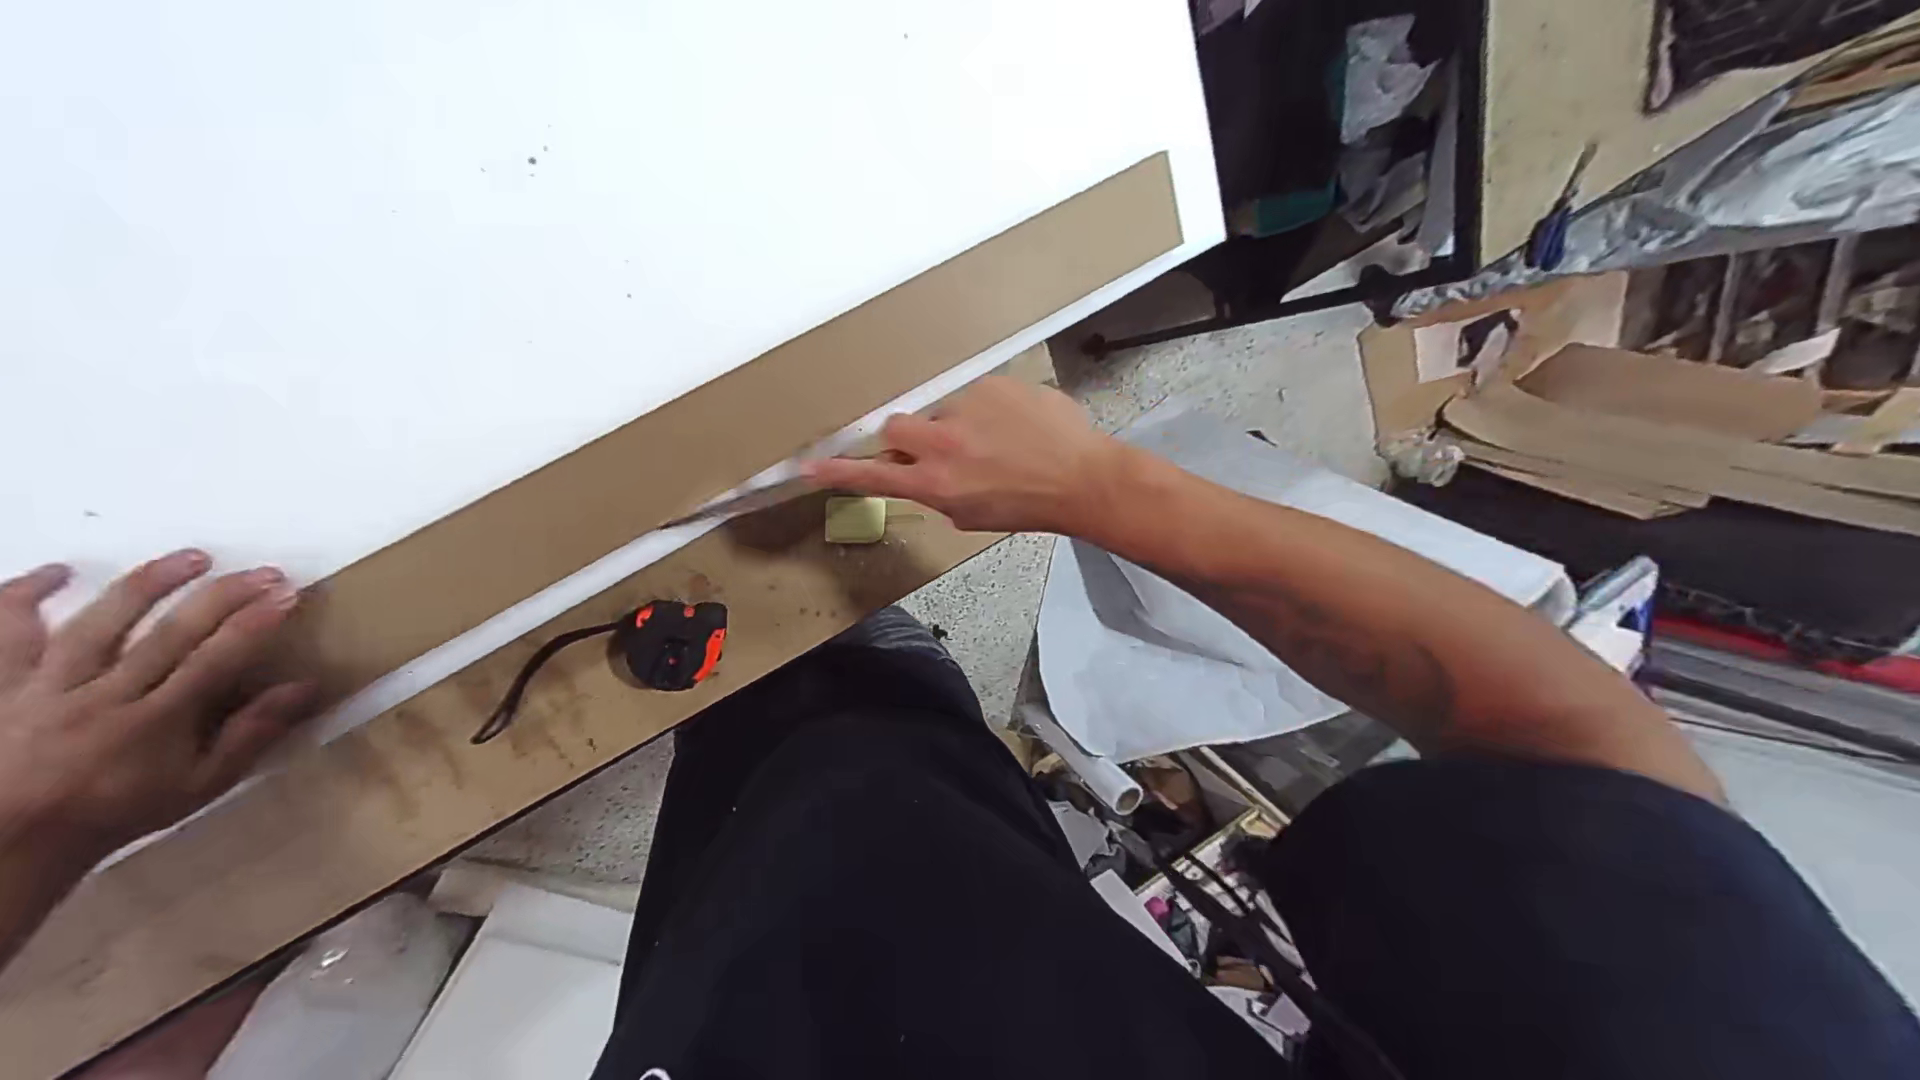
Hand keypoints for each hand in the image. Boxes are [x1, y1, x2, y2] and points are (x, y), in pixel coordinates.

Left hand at [0, 551, 313, 857]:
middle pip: (168, 634)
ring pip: (97, 624)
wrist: (3, 846)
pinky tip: (53, 573)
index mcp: (154, 722)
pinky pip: (4, 636)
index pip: (216, 659)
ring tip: (191, 557)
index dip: (255, 623)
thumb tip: (305, 687)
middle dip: (222, 596)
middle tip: (264, 571)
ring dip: (148, 584)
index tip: (289, 594)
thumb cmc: (114, 811)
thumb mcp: (199, 785)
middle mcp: (101, 697)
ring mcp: (41, 689)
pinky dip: (20, 599)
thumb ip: (251, 734)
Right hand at [802, 376, 1124, 533]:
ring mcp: (967, 408)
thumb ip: (934, 492)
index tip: (808, 466)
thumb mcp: (969, 515)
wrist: (1079, 478)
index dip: (837, 471)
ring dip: (955, 423)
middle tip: (938, 449)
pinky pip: (974, 395)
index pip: (873, 475)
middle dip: (907, 438)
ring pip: (940, 409)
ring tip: (995, 440)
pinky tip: (1013, 425)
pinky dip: (986, 410)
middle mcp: (943, 443)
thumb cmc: (1026, 507)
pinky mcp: (991, 385)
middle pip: (894, 427)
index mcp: (935, 483)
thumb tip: (916, 474)